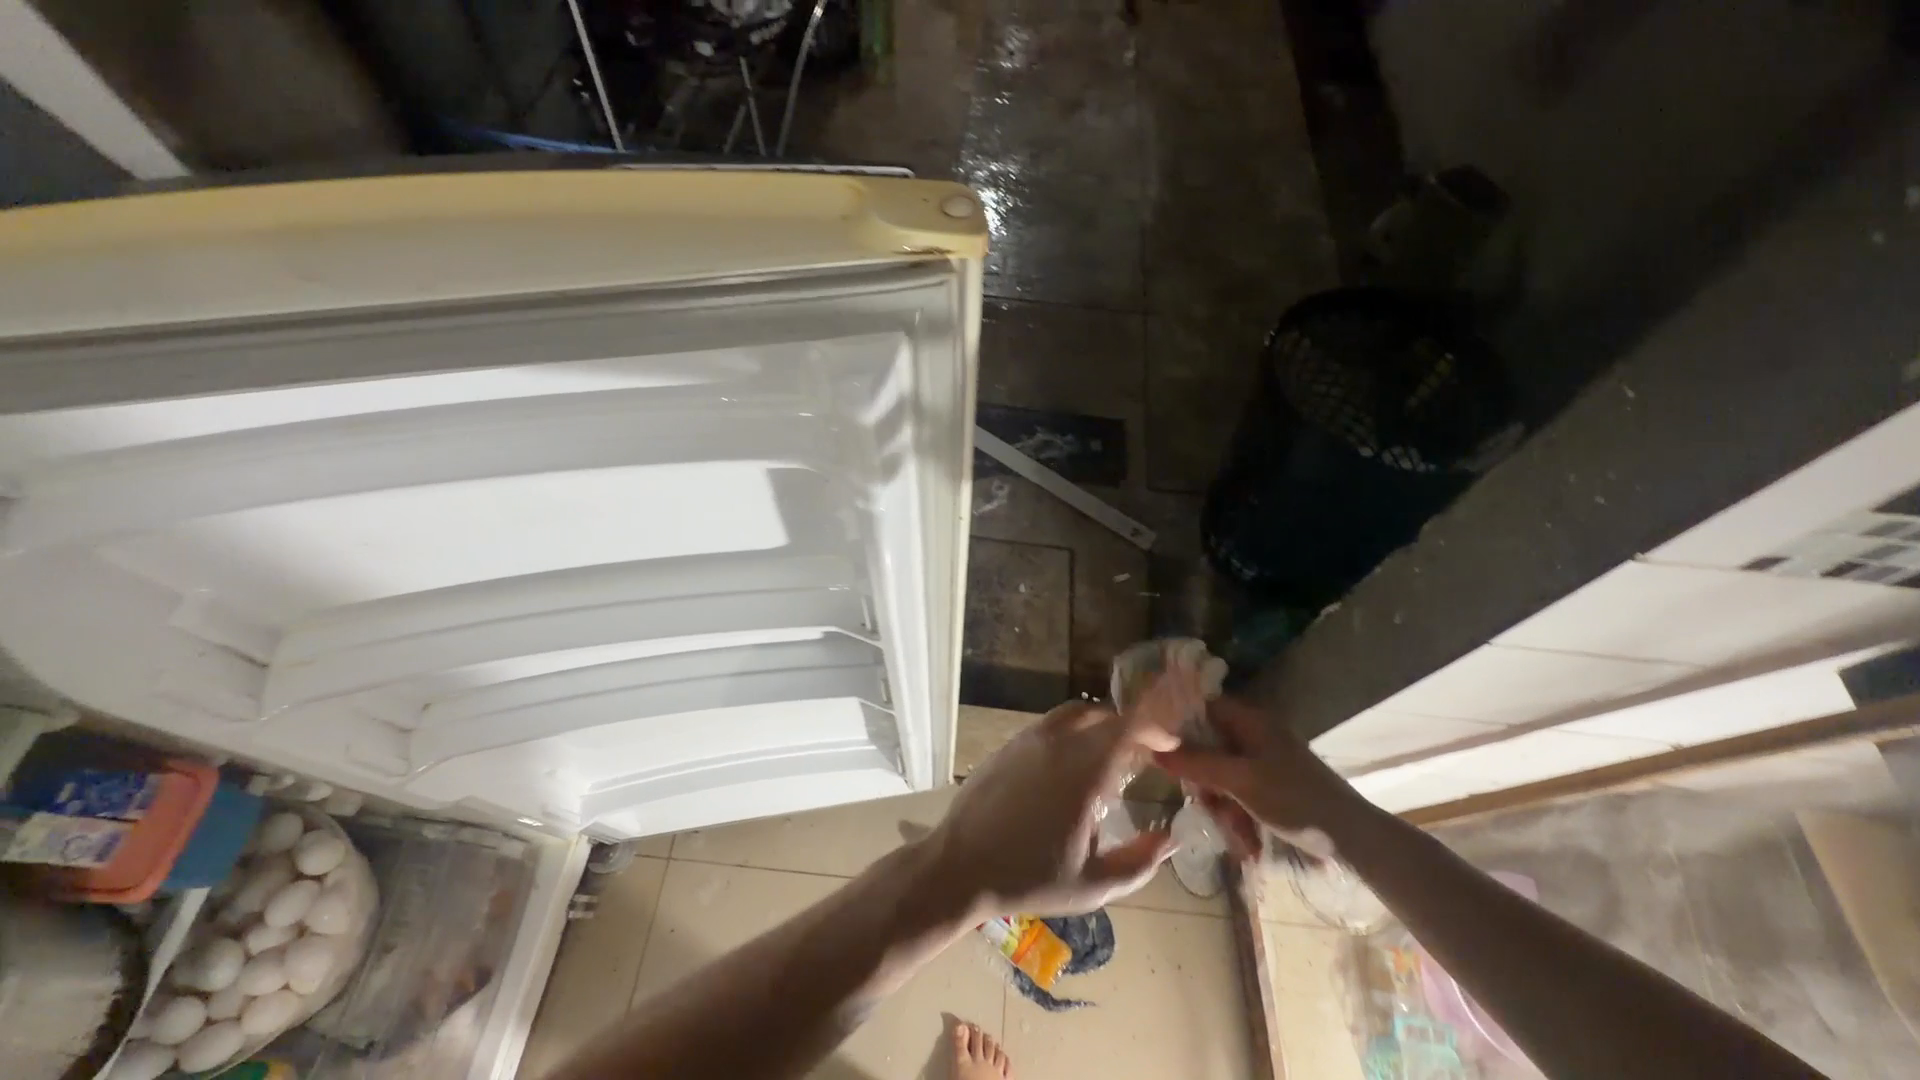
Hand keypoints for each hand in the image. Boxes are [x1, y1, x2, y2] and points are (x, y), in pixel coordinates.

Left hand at [927, 672, 1196, 916]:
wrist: (958, 868)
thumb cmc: (1028, 879)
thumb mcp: (1094, 885)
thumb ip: (1141, 862)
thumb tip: (1172, 839)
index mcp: (1082, 771)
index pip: (1128, 727)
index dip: (1156, 728)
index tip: (1172, 744)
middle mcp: (1055, 744)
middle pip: (1104, 716)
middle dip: (1131, 727)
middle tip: (1147, 753)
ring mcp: (1026, 741)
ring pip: (1073, 715)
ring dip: (1100, 726)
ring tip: (1111, 757)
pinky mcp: (1007, 747)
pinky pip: (1049, 726)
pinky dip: (1072, 733)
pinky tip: (1072, 767)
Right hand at [1152, 696, 1357, 858]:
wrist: (1351, 837)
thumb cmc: (1295, 799)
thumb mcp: (1241, 780)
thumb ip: (1197, 763)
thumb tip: (1154, 750)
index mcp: (1251, 721)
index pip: (1202, 706)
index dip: (1177, 722)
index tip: (1157, 748)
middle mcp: (1255, 735)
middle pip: (1207, 745)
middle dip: (1202, 779)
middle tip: (1206, 804)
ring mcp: (1263, 762)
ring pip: (1220, 774)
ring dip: (1221, 805)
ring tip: (1236, 833)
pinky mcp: (1270, 786)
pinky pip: (1237, 793)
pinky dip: (1237, 815)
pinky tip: (1247, 842)